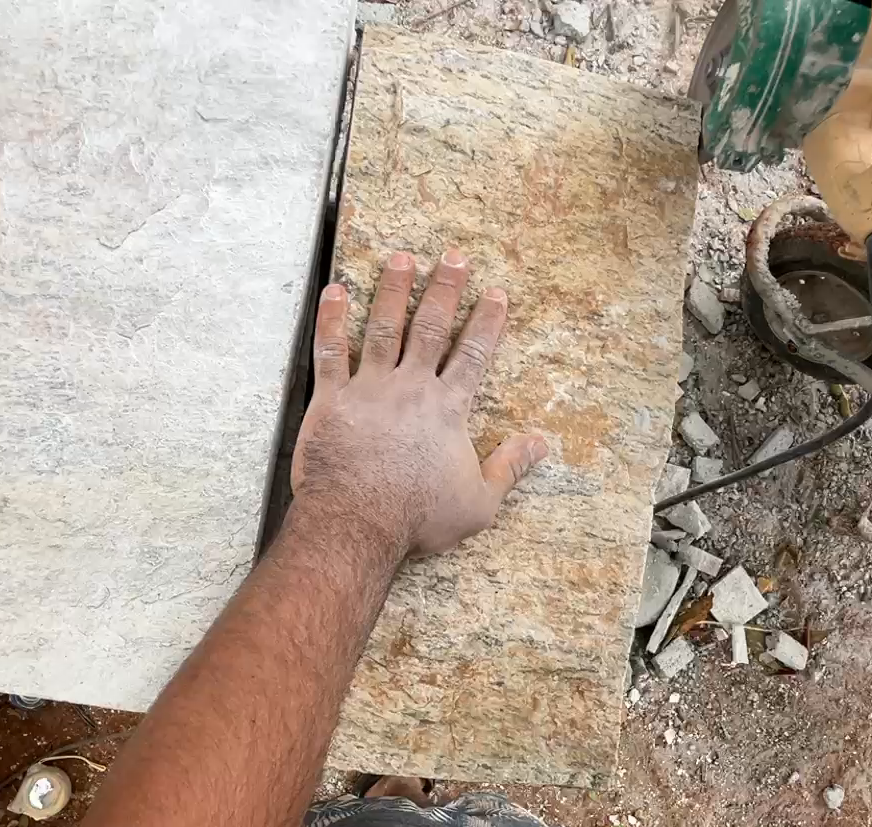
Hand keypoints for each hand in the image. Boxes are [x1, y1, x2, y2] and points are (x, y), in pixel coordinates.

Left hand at [291, 250, 547, 557]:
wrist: (357, 524)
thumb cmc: (417, 517)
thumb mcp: (478, 503)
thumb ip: (510, 468)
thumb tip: (541, 443)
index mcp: (447, 409)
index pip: (473, 354)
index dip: (486, 322)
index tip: (495, 292)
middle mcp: (410, 388)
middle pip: (430, 328)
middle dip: (445, 290)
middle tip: (453, 257)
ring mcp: (369, 390)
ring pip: (383, 328)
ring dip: (393, 291)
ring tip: (401, 259)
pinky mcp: (331, 400)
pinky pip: (330, 352)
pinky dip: (332, 320)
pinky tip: (335, 291)